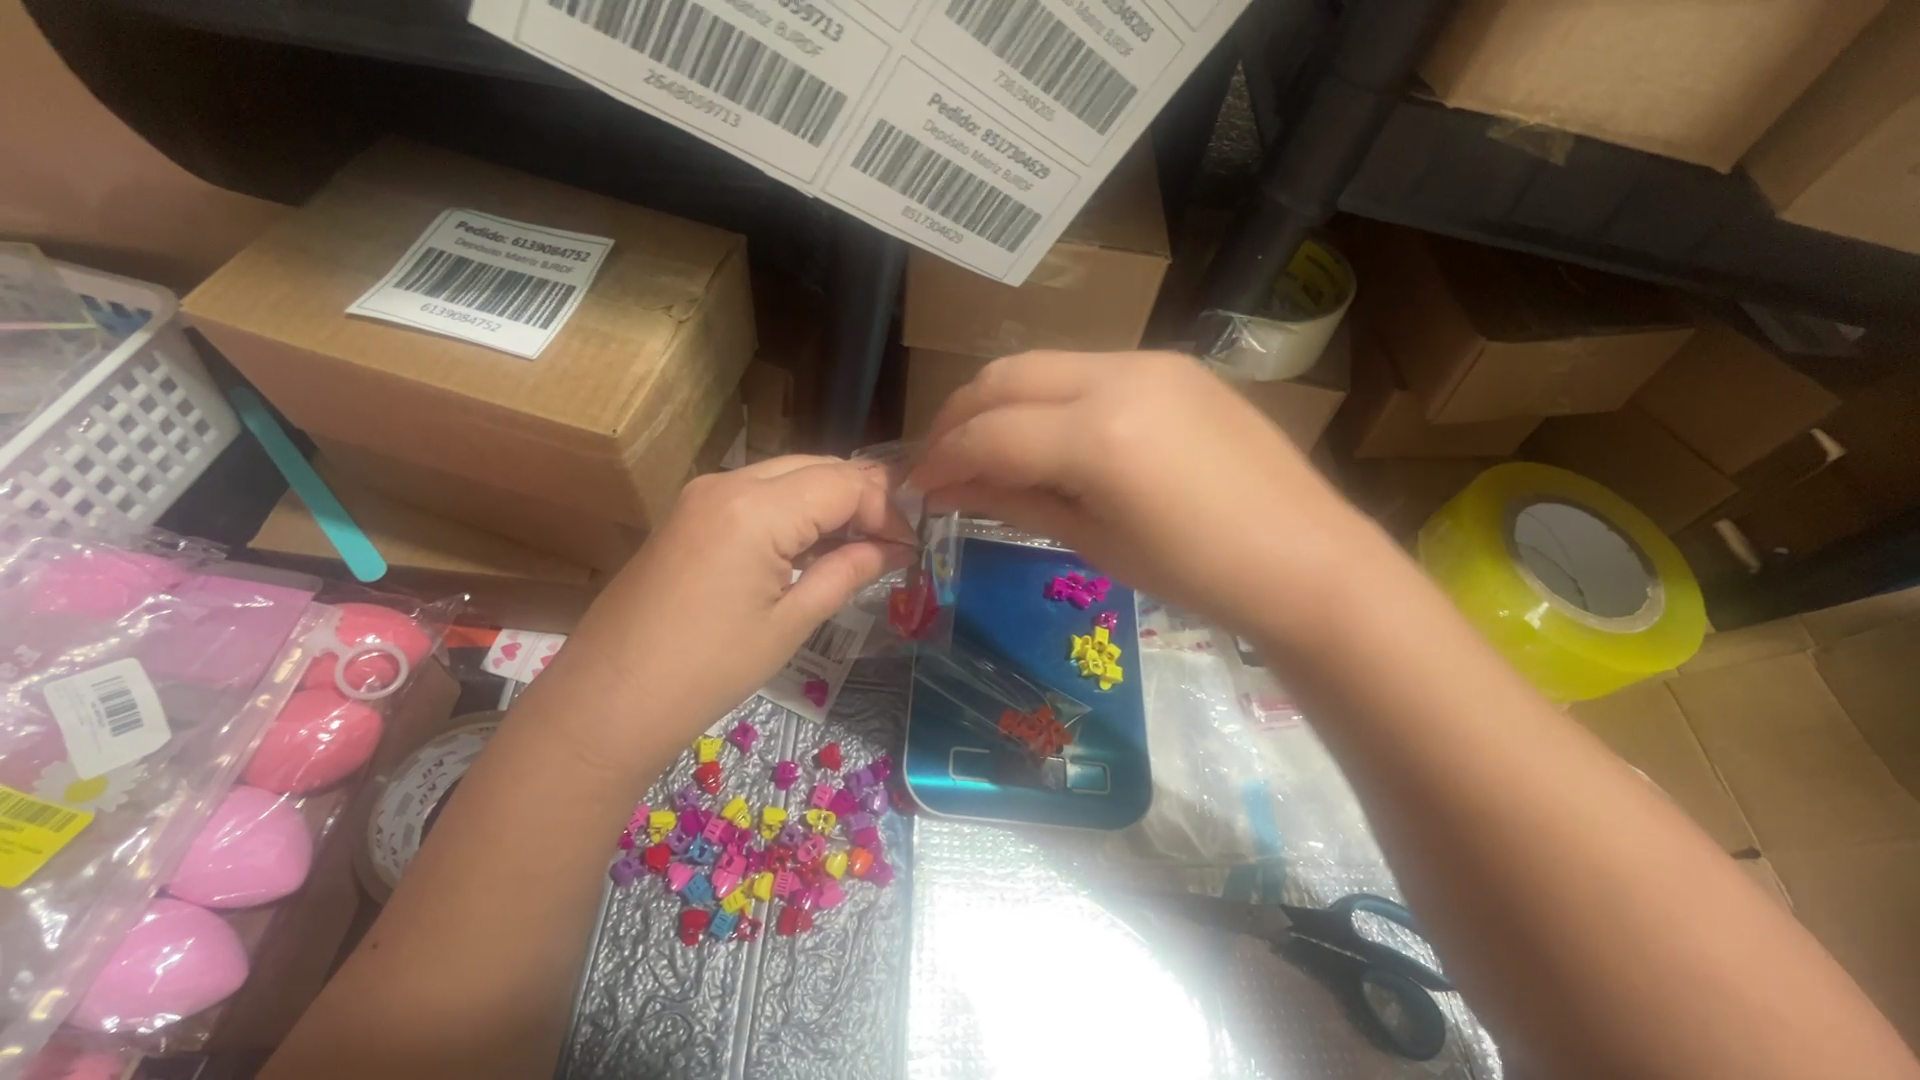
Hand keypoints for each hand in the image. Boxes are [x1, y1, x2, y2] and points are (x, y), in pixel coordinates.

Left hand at [545, 456, 911, 763]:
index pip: (846, 483)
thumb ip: (845, 574)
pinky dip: (793, 510)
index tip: (913, 547)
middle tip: (894, 542)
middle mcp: (728, 483)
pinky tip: (812, 546)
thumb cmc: (707, 670)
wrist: (607, 701)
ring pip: (786, 475)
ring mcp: (702, 495)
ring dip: (828, 501)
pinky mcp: (688, 514)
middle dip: (862, 497)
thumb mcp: (789, 625)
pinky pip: (756, 494)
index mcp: (757, 508)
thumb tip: (892, 550)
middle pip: (817, 467)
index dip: (887, 509)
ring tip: (861, 545)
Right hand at [909, 350, 1388, 646]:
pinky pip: (1087, 369)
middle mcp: (1119, 377)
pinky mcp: (1174, 365)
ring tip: (986, 446)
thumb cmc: (1197, 575)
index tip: (917, 487)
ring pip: (1043, 364)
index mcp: (1099, 436)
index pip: (990, 435)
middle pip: (1006, 377)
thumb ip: (1016, 502)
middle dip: (959, 416)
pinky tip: (1048, 436)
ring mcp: (1151, 362)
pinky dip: (1049, 397)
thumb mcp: (1094, 543)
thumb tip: (953, 487)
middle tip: (940, 460)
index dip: (942, 461)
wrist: (1305, 560)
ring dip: (1001, 401)